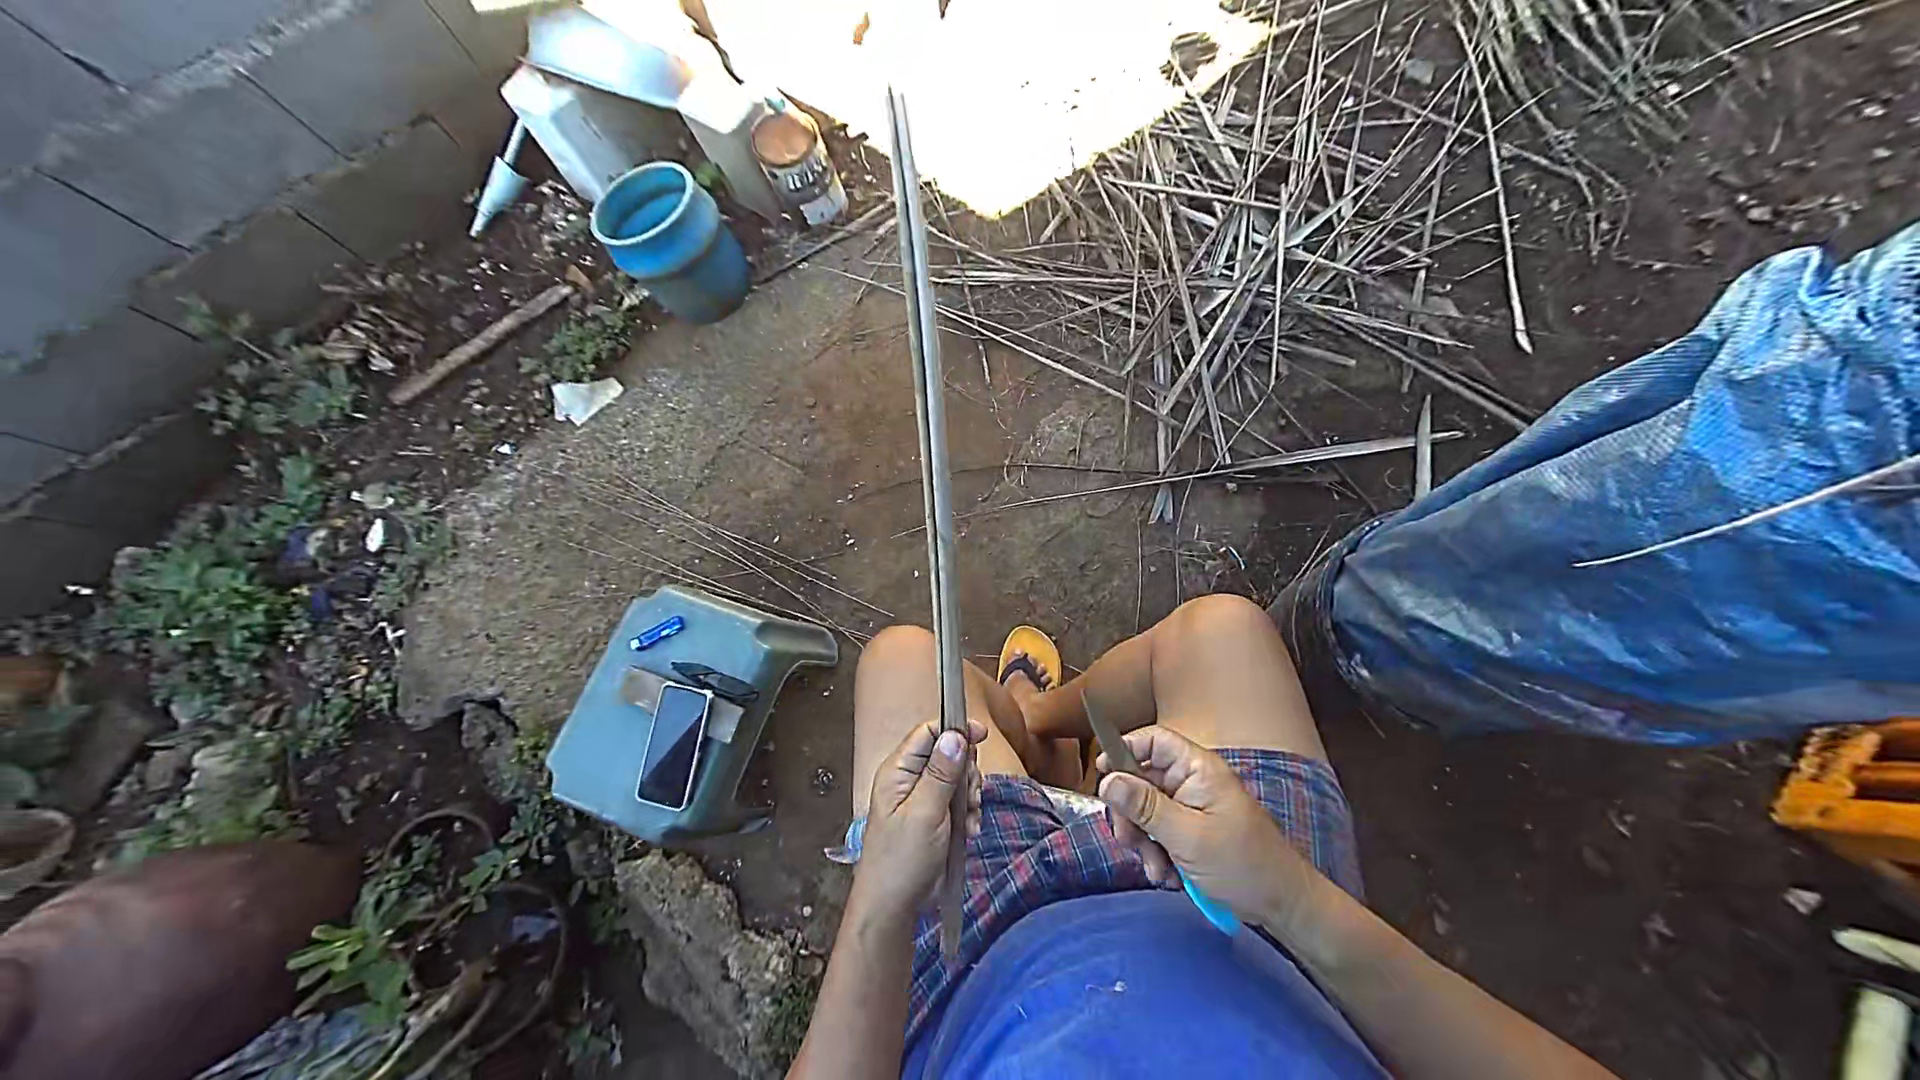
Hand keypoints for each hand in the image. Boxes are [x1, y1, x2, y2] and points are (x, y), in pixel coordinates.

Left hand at [850, 718, 985, 920]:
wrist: (894, 906)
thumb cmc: (902, 860)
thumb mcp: (925, 813)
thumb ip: (941, 773)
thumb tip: (955, 734)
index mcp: (899, 770)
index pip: (928, 732)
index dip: (955, 730)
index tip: (981, 735)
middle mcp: (909, 779)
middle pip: (948, 753)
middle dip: (966, 772)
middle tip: (969, 796)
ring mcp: (921, 798)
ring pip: (957, 777)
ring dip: (969, 796)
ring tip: (968, 819)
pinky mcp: (933, 816)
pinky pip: (958, 801)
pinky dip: (968, 812)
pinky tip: (968, 830)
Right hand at [1097, 726, 1327, 938]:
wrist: (1284, 907)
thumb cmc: (1242, 866)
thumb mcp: (1186, 836)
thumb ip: (1144, 806)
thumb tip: (1106, 780)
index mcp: (1197, 769)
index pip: (1153, 740)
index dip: (1124, 749)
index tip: (1102, 772)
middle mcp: (1193, 781)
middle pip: (1142, 779)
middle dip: (1131, 812)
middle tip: (1128, 841)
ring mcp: (1192, 807)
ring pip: (1146, 810)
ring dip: (1143, 840)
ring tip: (1156, 868)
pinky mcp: (1192, 831)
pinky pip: (1159, 832)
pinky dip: (1157, 853)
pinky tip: (1167, 875)